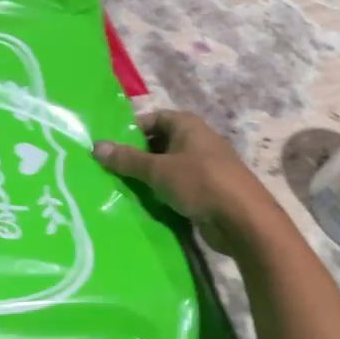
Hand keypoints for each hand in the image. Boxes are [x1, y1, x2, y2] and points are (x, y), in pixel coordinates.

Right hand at [94, 110, 283, 255]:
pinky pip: (179, 187)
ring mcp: (205, 166)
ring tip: (121, 189)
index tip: (109, 147)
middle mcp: (197, 140)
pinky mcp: (208, 191)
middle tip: (110, 170)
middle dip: (137, 157)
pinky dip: (164, 193)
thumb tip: (96, 146)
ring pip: (168, 167)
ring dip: (149, 178)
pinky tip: (146, 205)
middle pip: (160, 143)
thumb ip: (127, 159)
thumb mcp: (158, 170)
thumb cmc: (199, 182)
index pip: (153, 119)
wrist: (243, 220)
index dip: (131, 131)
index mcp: (188, 125)